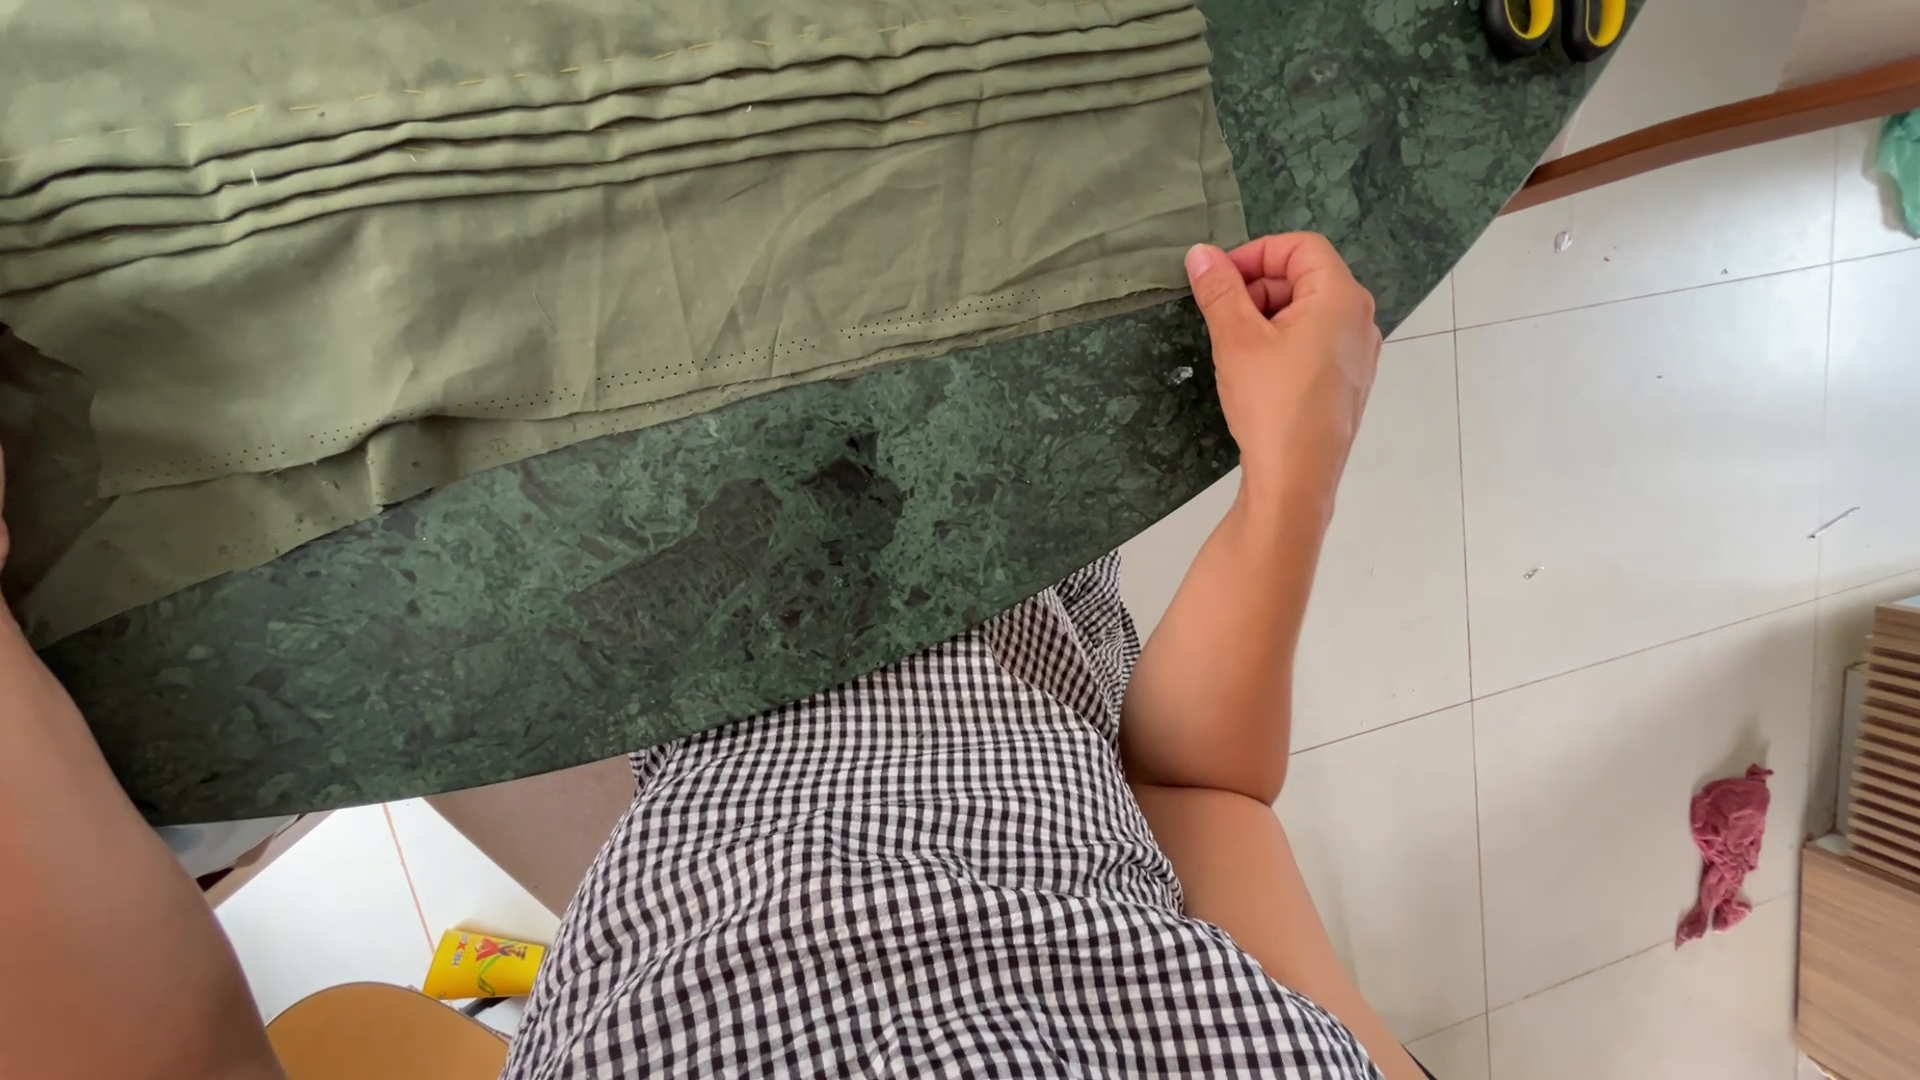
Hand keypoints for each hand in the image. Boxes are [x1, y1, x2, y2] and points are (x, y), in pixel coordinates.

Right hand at [1184, 234, 1381, 519]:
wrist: (1296, 476)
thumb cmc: (1270, 402)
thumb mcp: (1236, 341)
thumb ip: (1218, 291)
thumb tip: (1200, 252)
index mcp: (1340, 297)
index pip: (1300, 247)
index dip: (1254, 253)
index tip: (1217, 278)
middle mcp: (1360, 318)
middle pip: (1305, 278)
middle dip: (1257, 288)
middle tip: (1220, 317)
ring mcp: (1358, 354)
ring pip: (1307, 313)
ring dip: (1266, 317)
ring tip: (1234, 349)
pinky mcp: (1347, 383)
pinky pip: (1314, 344)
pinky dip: (1282, 343)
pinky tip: (1257, 373)